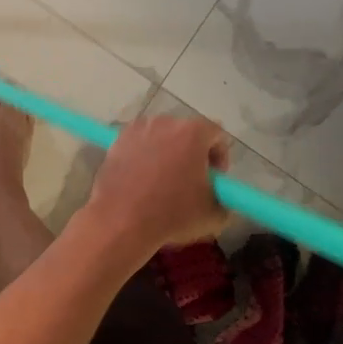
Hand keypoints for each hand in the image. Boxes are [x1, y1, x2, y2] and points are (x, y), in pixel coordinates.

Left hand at [82, 116, 230, 250]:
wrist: (120, 221)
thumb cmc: (171, 214)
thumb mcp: (214, 214)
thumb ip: (226, 197)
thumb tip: (220, 194)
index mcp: (192, 133)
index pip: (217, 133)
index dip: (220, 156)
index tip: (214, 179)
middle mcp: (163, 122)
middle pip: (187, 132)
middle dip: (193, 153)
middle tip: (191, 180)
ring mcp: (136, 130)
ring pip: (161, 137)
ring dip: (168, 153)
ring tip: (164, 181)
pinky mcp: (116, 142)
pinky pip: (139, 144)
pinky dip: (144, 156)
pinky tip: (143, 179)